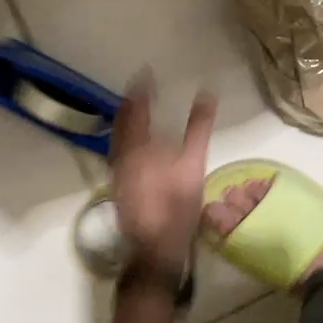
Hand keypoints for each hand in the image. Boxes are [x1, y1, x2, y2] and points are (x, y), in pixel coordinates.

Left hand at [109, 73, 215, 273]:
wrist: (155, 249)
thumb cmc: (177, 208)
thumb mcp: (193, 166)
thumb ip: (199, 129)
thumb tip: (207, 94)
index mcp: (138, 147)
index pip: (136, 110)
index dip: (140, 90)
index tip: (145, 72)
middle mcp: (121, 156)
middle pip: (121, 123)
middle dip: (128, 103)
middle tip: (138, 87)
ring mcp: (116, 173)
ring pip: (116, 138)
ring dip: (123, 120)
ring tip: (133, 107)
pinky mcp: (117, 186)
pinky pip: (116, 153)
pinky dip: (121, 138)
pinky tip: (130, 141)